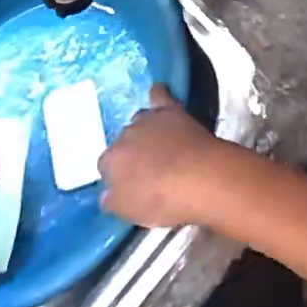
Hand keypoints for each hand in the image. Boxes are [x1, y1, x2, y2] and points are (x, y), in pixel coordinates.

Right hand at [98, 85, 233, 227]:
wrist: (200, 177)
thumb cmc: (164, 201)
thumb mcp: (130, 213)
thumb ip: (112, 201)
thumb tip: (107, 193)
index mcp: (111, 161)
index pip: (106, 166)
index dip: (117, 175)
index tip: (130, 184)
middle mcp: (125, 134)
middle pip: (122, 142)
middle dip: (131, 152)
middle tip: (148, 169)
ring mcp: (148, 119)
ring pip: (138, 121)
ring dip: (144, 131)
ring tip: (159, 145)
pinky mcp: (171, 109)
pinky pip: (159, 94)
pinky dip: (157, 94)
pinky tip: (157, 93)